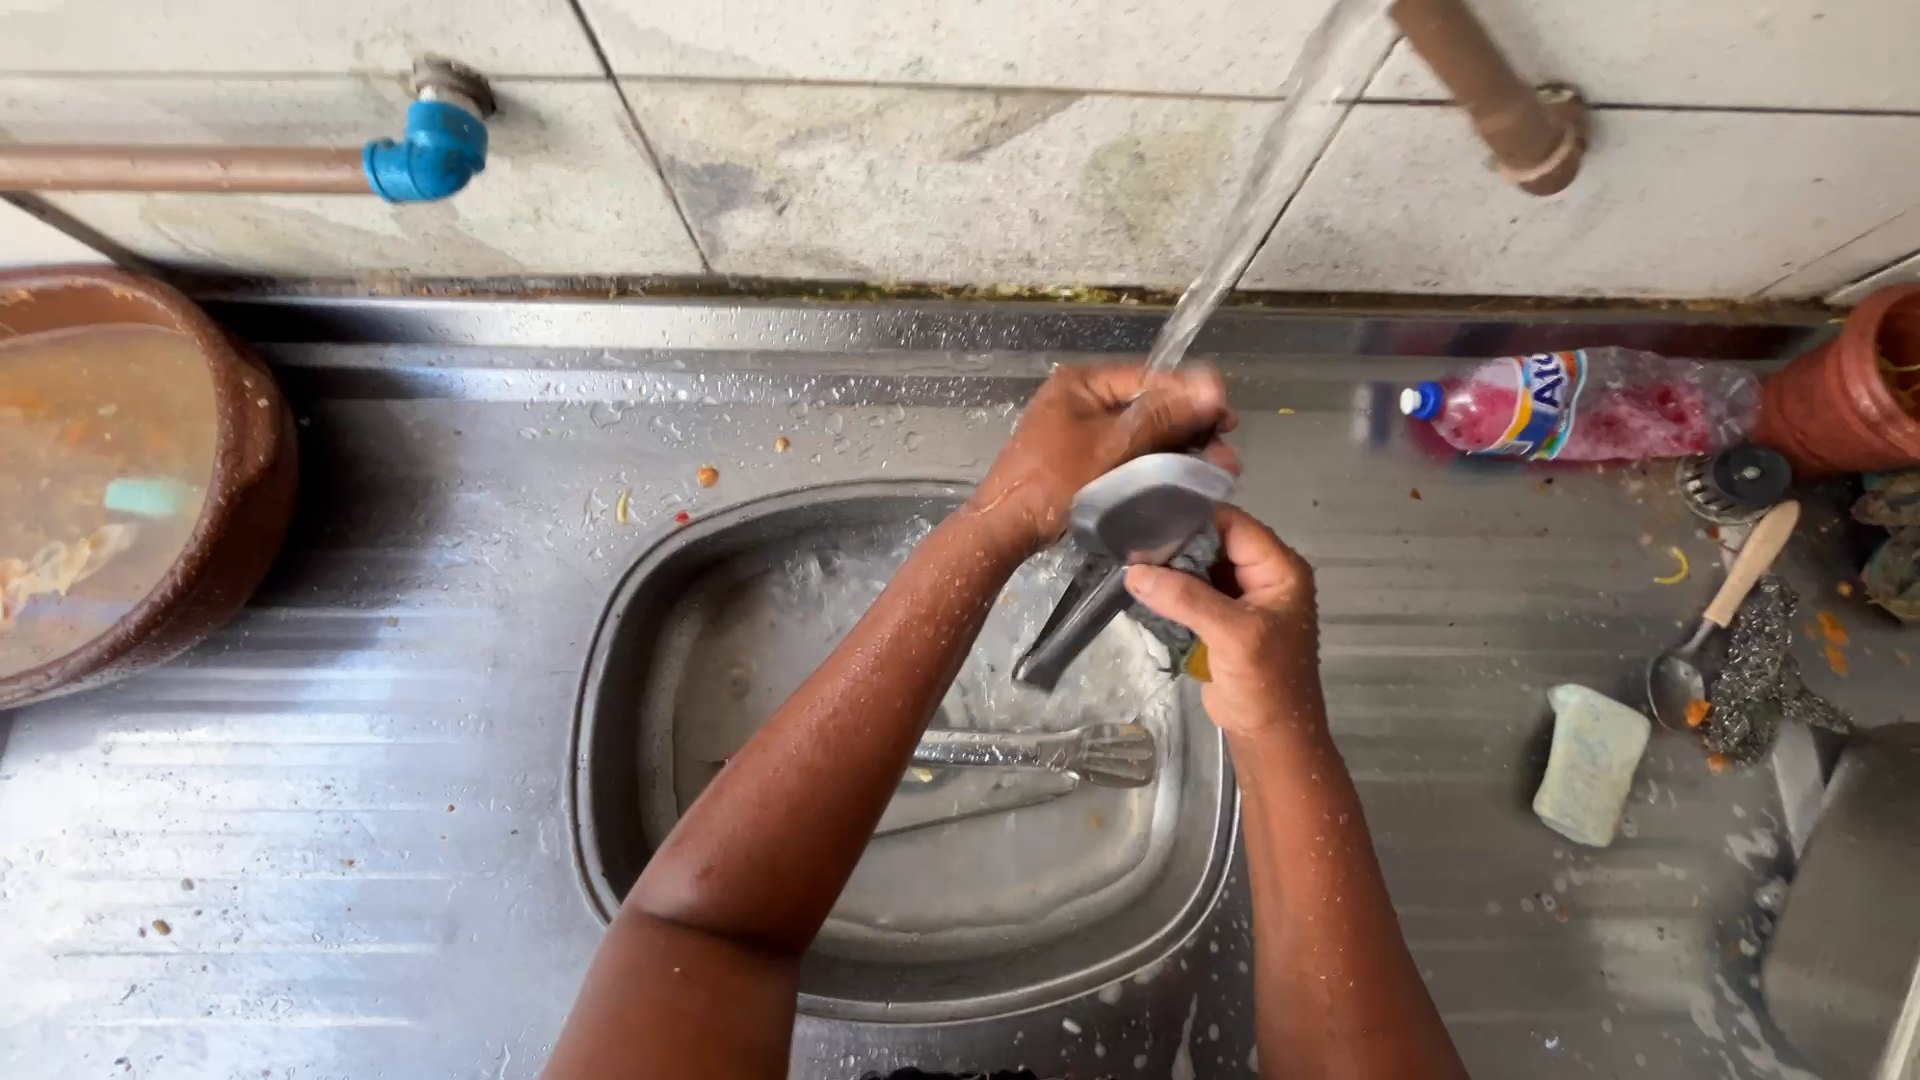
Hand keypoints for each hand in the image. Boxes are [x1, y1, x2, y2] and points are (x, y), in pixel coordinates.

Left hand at [970, 364, 1236, 554]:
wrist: (1005, 527)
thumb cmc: (1055, 482)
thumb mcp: (1113, 446)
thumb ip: (1162, 417)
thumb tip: (1213, 388)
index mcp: (1081, 383)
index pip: (1150, 378)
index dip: (1191, 397)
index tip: (1227, 419)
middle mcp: (1079, 399)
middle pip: (1145, 405)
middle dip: (1185, 428)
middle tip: (1221, 452)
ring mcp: (1076, 429)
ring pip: (1136, 432)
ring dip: (1171, 448)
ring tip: (1205, 468)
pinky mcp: (1076, 458)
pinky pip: (1121, 452)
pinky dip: (1148, 462)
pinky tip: (1174, 476)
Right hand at [1123, 505, 1322, 740]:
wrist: (1269, 735)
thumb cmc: (1267, 682)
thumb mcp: (1233, 634)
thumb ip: (1186, 599)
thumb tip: (1134, 572)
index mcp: (1279, 570)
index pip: (1234, 525)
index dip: (1196, 517)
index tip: (1152, 517)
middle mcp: (1260, 577)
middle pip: (1213, 543)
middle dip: (1175, 543)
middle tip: (1133, 542)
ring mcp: (1238, 600)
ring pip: (1197, 568)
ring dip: (1168, 568)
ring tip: (1129, 560)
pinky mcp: (1217, 620)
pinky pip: (1189, 593)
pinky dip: (1167, 591)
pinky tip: (1140, 587)